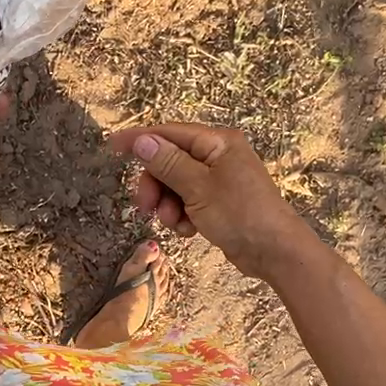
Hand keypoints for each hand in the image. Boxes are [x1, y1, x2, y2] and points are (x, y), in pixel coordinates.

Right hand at [106, 123, 315, 278]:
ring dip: (167, 205)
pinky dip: (182, 216)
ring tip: (175, 224)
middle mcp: (218, 157)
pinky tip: (189, 230)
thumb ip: (168, 164)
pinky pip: (187, 203)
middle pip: (169, 162)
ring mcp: (218, 181)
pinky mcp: (218, 204)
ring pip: (175, 186)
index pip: (169, 134)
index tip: (112, 148)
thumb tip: (142, 140)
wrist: (274, 251)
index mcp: (217, 143)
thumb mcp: (199, 188)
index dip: (140, 140)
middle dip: (155, 185)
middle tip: (146, 208)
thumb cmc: (241, 215)